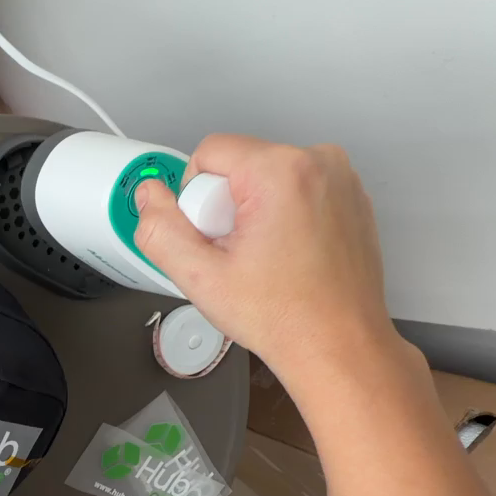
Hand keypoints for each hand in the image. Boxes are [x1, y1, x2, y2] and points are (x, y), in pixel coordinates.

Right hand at [134, 136, 404, 386]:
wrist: (336, 342)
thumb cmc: (281, 314)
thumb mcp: (198, 277)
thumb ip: (160, 231)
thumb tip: (147, 196)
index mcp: (281, 171)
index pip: (208, 153)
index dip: (194, 201)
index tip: (215, 240)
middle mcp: (319, 161)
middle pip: (237, 167)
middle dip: (223, 209)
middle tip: (236, 258)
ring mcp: (340, 177)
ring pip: (264, 180)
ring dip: (251, 215)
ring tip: (262, 261)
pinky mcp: (349, 195)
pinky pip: (294, 192)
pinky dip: (280, 219)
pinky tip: (284, 259)